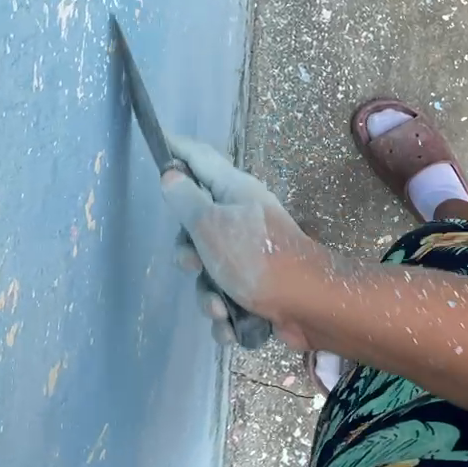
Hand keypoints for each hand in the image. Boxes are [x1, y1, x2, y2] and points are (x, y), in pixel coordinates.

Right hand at [161, 135, 331, 347]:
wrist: (310, 306)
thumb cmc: (256, 257)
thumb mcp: (210, 224)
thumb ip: (185, 199)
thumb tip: (170, 175)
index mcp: (235, 190)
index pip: (200, 157)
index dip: (177, 148)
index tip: (157, 141)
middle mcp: (243, 216)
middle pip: (197, 224)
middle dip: (188, 252)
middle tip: (191, 264)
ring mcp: (251, 252)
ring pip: (210, 268)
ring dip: (207, 294)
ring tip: (219, 308)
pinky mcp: (258, 286)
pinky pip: (227, 297)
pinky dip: (226, 315)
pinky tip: (231, 325)